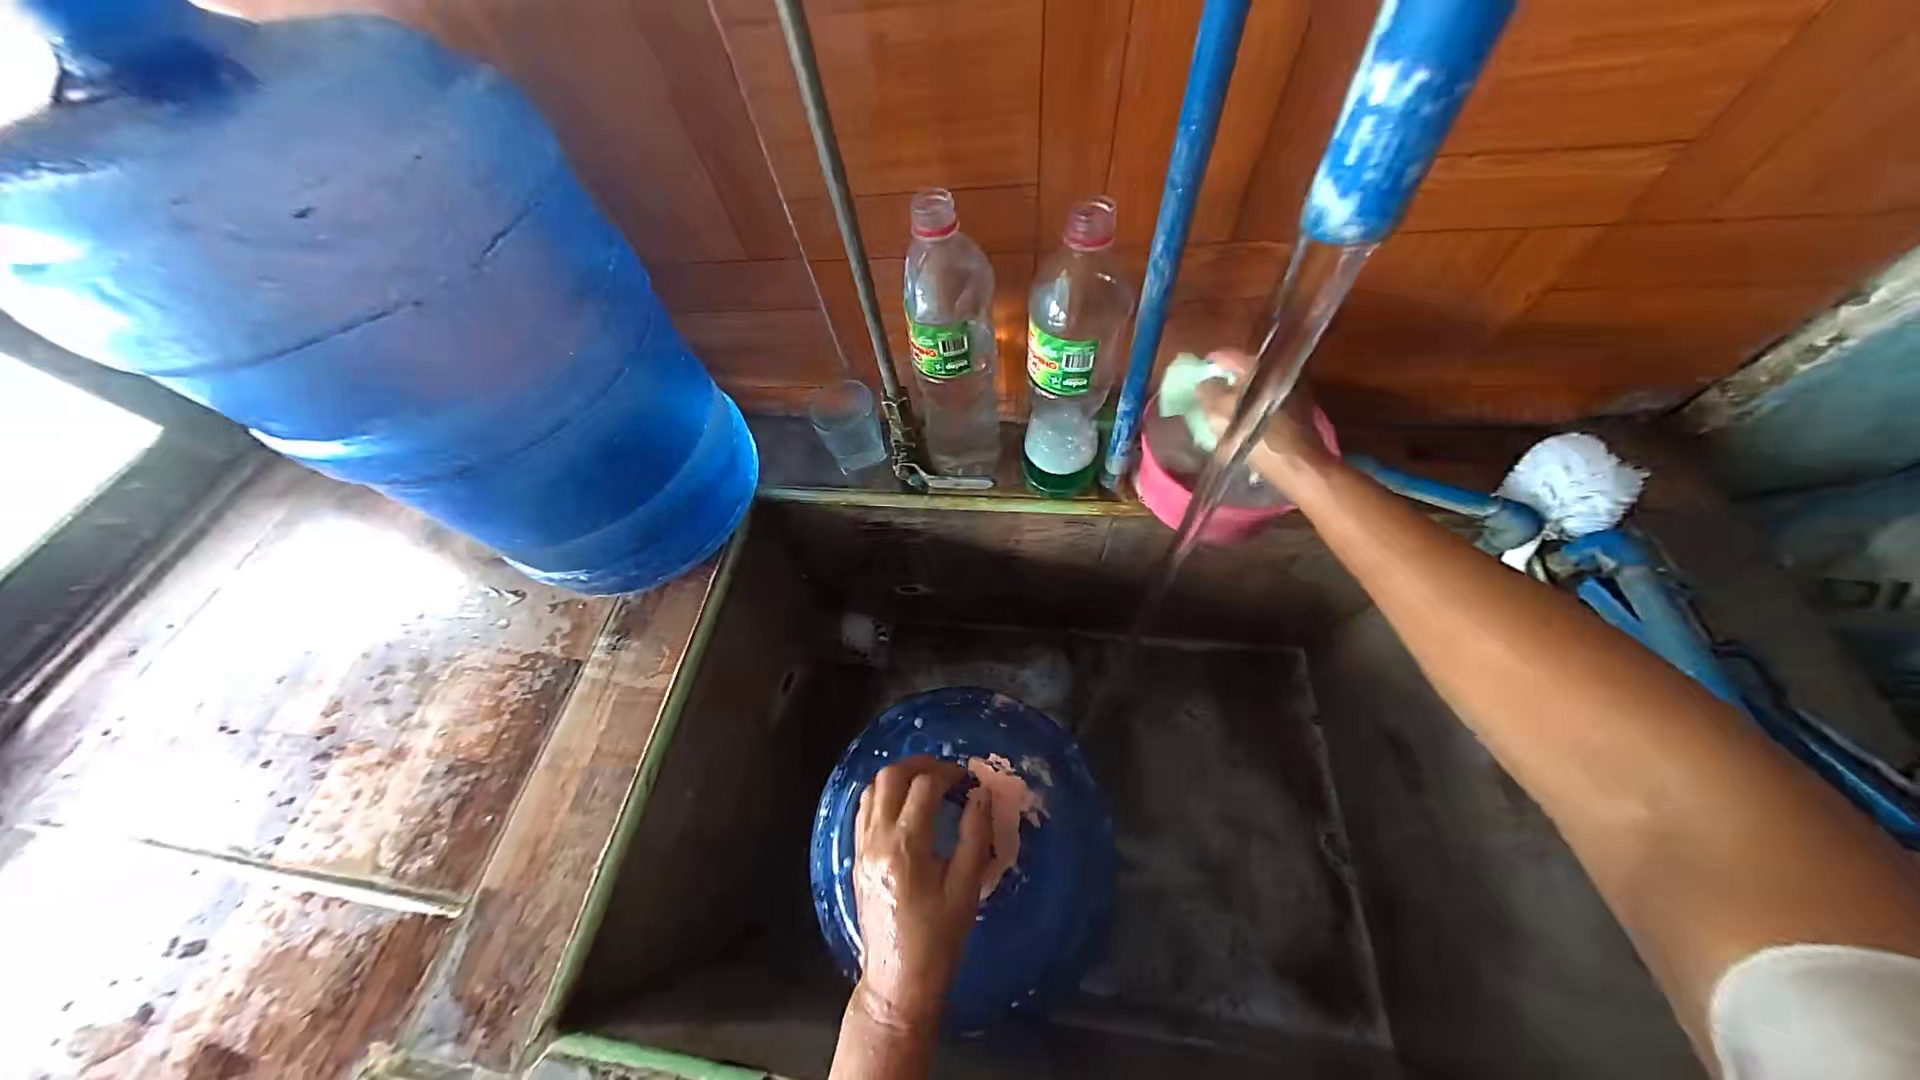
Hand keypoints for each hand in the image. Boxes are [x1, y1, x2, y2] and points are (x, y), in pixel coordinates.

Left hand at [850, 756, 991, 1030]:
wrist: (898, 982)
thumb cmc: (939, 939)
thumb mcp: (967, 888)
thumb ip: (976, 835)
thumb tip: (980, 794)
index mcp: (906, 845)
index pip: (925, 786)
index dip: (949, 774)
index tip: (968, 780)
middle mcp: (877, 839)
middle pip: (890, 776)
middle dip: (920, 764)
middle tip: (946, 772)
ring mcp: (862, 847)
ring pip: (872, 788)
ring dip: (900, 776)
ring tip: (927, 784)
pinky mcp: (856, 858)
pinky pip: (864, 810)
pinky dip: (884, 795)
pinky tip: (905, 805)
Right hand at [1192, 348, 1333, 480]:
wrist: (1298, 466)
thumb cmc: (1257, 437)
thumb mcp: (1221, 414)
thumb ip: (1208, 394)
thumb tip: (1204, 384)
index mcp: (1261, 371)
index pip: (1233, 356)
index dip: (1214, 360)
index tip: (1202, 364)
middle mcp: (1281, 377)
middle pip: (1248, 372)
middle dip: (1228, 378)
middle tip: (1210, 387)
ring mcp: (1293, 395)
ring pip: (1259, 390)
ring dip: (1241, 396)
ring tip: (1224, 407)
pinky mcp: (1298, 416)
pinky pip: (1267, 405)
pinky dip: (1253, 409)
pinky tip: (1243, 423)